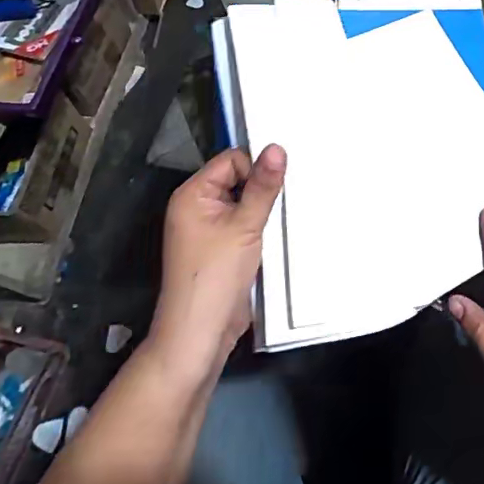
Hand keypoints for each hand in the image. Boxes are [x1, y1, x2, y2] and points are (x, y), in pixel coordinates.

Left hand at [148, 144, 284, 376]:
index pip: (231, 160)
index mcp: (192, 194)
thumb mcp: (245, 227)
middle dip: (262, 187)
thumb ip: (263, 186)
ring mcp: (207, 230)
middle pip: (238, 180)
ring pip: (244, 204)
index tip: (280, 183)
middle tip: (291, 194)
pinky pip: (244, 225)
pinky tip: (282, 232)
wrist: (199, 337)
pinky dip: (261, 227)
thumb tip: (277, 147)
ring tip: (289, 213)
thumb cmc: (216, 276)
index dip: (255, 168)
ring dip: (264, 209)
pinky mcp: (220, 250)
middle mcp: (197, 207)